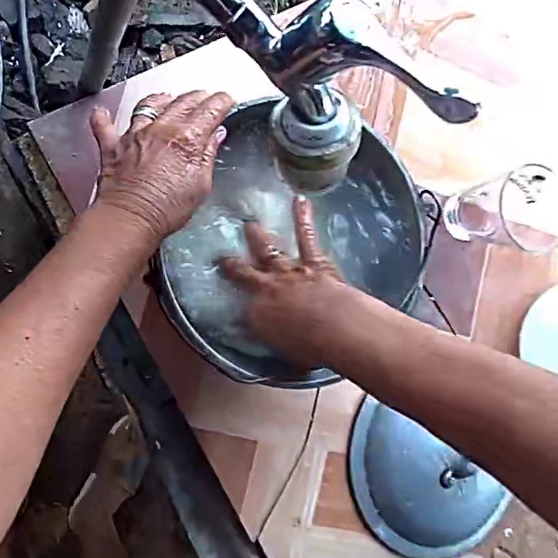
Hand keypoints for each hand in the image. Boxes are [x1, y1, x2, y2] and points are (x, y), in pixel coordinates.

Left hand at [89, 90, 234, 244]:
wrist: (130, 218)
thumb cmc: (165, 208)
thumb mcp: (201, 185)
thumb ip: (208, 155)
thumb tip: (215, 136)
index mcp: (186, 138)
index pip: (210, 110)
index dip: (221, 101)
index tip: (226, 100)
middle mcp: (160, 129)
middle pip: (183, 102)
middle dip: (198, 97)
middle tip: (205, 98)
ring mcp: (135, 136)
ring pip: (149, 105)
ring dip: (162, 99)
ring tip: (168, 97)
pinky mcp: (114, 148)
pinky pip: (105, 127)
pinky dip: (104, 118)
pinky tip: (103, 113)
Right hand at [217, 197, 362, 368]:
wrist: (334, 325)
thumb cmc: (311, 347)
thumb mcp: (287, 356)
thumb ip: (278, 347)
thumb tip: (275, 354)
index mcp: (256, 315)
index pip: (243, 311)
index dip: (240, 309)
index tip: (235, 307)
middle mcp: (266, 289)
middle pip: (244, 273)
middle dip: (231, 264)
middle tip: (222, 256)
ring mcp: (288, 271)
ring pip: (268, 250)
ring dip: (258, 236)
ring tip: (249, 223)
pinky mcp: (312, 261)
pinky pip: (305, 237)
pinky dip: (302, 218)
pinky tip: (299, 201)